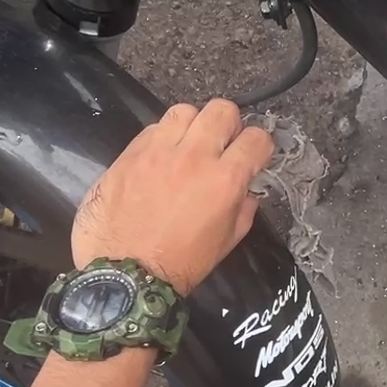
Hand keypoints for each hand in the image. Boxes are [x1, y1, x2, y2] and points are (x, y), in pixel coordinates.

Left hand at [71, 99, 274, 295]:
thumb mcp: (230, 238)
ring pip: (184, 110)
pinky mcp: (127, 156)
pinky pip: (152, 129)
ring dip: (194, 125)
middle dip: (230, 124)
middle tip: (223, 144)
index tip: (255, 157)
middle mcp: (194, 157)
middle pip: (222, 110)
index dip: (261, 146)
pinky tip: (161, 159)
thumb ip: (244, 206)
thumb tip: (244, 189)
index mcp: (226, 179)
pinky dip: (163, 138)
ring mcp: (157, 153)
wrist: (125, 276)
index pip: (257, 137)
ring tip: (189, 146)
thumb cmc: (184, 262)